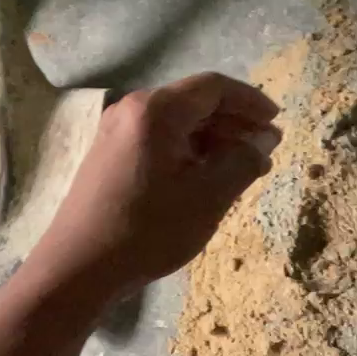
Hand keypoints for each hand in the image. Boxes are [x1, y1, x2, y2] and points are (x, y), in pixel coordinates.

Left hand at [27, 72, 279, 305]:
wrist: (79, 268)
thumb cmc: (149, 229)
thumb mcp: (209, 196)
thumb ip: (243, 161)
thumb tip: (266, 140)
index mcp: (157, 111)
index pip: (214, 87)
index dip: (251, 101)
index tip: (277, 122)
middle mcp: (133, 110)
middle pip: (196, 102)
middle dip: (235, 122)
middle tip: (266, 148)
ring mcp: (117, 131)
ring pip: (179, 122)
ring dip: (216, 138)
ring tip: (243, 166)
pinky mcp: (111, 155)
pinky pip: (162, 139)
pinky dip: (191, 150)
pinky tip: (208, 176)